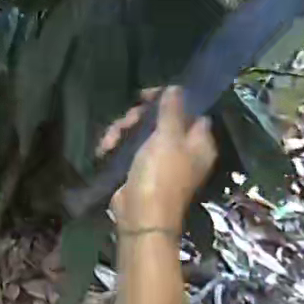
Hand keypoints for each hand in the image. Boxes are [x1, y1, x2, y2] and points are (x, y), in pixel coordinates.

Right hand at [95, 87, 216, 232]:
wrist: (141, 214)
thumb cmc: (160, 175)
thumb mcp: (168, 138)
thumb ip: (172, 111)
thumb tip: (176, 88)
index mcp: (199, 142)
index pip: (191, 111)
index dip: (169, 100)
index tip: (146, 96)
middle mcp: (183, 149)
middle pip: (160, 120)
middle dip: (138, 118)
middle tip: (126, 122)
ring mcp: (160, 160)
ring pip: (140, 132)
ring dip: (122, 131)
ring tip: (110, 141)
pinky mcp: (140, 169)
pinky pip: (129, 148)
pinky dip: (117, 146)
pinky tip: (104, 150)